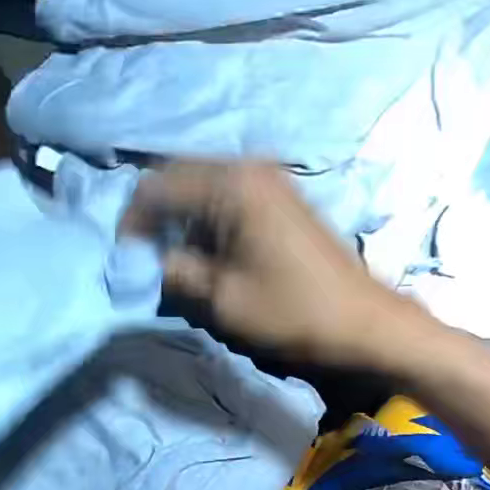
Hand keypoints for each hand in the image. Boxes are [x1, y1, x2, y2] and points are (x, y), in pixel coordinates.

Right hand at [120, 161, 417, 365]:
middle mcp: (249, 167)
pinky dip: (208, 221)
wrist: (364, 322)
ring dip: (182, 220)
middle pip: (177, 179)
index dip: (131, 224)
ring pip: (201, 187)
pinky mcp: (281, 195)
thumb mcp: (220, 298)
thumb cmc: (292, 311)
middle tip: (148, 261)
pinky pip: (227, 196)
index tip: (125, 261)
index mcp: (230, 183)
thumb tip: (137, 263)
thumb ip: (170, 272)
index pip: (154, 187)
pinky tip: (210, 254)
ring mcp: (270, 177)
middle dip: (155, 219)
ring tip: (178, 262)